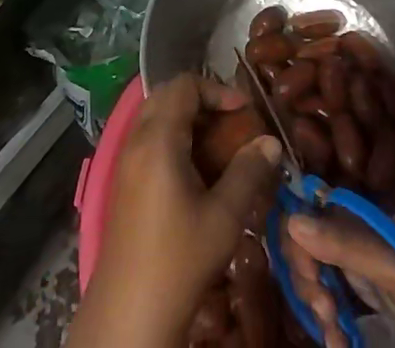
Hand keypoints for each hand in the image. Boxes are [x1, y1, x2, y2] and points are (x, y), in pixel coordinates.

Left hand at [69, 73, 281, 346]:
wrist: (130, 308)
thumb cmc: (180, 257)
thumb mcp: (224, 215)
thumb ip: (249, 171)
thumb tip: (271, 142)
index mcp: (158, 139)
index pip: (184, 85)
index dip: (217, 90)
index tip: (245, 113)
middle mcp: (136, 140)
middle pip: (167, 96)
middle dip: (203, 102)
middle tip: (233, 125)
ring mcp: (125, 160)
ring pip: (156, 118)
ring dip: (188, 121)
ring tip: (220, 149)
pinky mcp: (123, 181)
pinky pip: (149, 140)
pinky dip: (174, 140)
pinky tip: (197, 173)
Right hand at [283, 213, 394, 347]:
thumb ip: (351, 247)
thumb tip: (292, 222)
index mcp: (374, 226)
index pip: (316, 219)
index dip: (300, 247)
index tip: (310, 289)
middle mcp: (371, 245)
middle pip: (317, 252)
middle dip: (310, 284)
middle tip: (327, 322)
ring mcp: (380, 280)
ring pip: (328, 283)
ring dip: (321, 309)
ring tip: (334, 338)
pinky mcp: (388, 311)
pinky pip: (347, 310)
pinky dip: (337, 326)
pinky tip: (340, 341)